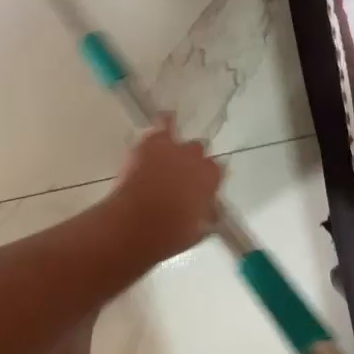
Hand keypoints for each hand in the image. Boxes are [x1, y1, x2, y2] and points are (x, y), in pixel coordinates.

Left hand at [108, 115, 223, 257]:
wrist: (135, 223)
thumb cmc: (168, 235)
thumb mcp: (196, 232)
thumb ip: (206, 216)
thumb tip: (208, 211)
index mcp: (212, 181)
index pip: (217, 171)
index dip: (206, 179)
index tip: (198, 189)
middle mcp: (199, 160)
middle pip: (200, 154)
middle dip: (191, 164)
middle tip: (179, 179)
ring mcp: (175, 148)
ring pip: (185, 142)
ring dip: (178, 149)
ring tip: (169, 155)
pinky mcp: (152, 143)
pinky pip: (164, 123)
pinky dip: (166, 121)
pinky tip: (166, 118)